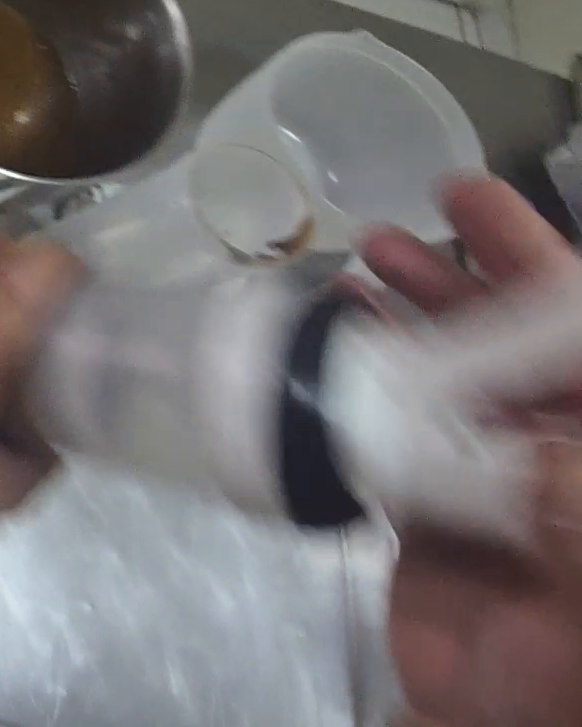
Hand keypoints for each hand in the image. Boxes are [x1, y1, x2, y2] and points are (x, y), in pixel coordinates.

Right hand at [360, 175, 581, 724]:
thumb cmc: (576, 684)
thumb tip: (544, 455)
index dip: (553, 272)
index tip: (490, 210)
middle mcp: (564, 458)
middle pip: (528, 349)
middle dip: (476, 280)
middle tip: (406, 223)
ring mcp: (495, 478)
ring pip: (458, 373)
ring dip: (414, 316)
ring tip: (361, 262)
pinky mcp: (425, 497)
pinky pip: (393, 415)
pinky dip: (360, 370)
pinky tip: (331, 336)